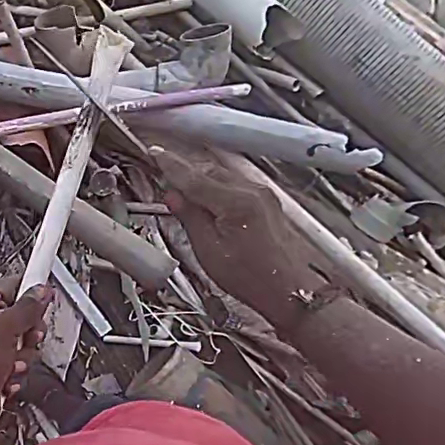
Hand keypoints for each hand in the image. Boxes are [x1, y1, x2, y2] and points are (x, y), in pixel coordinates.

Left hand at [0, 277, 51, 444]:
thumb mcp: (5, 328)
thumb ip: (27, 307)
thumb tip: (40, 291)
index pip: (12, 285)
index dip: (31, 291)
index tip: (47, 291)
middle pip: (21, 316)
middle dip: (29, 333)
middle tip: (26, 338)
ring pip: (22, 343)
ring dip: (22, 356)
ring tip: (10, 362)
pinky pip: (16, 363)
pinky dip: (14, 372)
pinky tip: (4, 376)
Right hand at [155, 148, 331, 329]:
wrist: (288, 290)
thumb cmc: (251, 277)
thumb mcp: (208, 250)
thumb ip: (190, 217)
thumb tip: (173, 196)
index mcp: (235, 203)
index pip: (194, 178)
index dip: (171, 166)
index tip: (156, 155)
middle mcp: (252, 192)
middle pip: (209, 171)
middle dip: (185, 173)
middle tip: (163, 181)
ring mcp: (262, 195)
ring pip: (222, 176)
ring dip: (200, 180)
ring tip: (182, 195)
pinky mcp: (266, 202)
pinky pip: (234, 185)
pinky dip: (216, 188)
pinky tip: (206, 201)